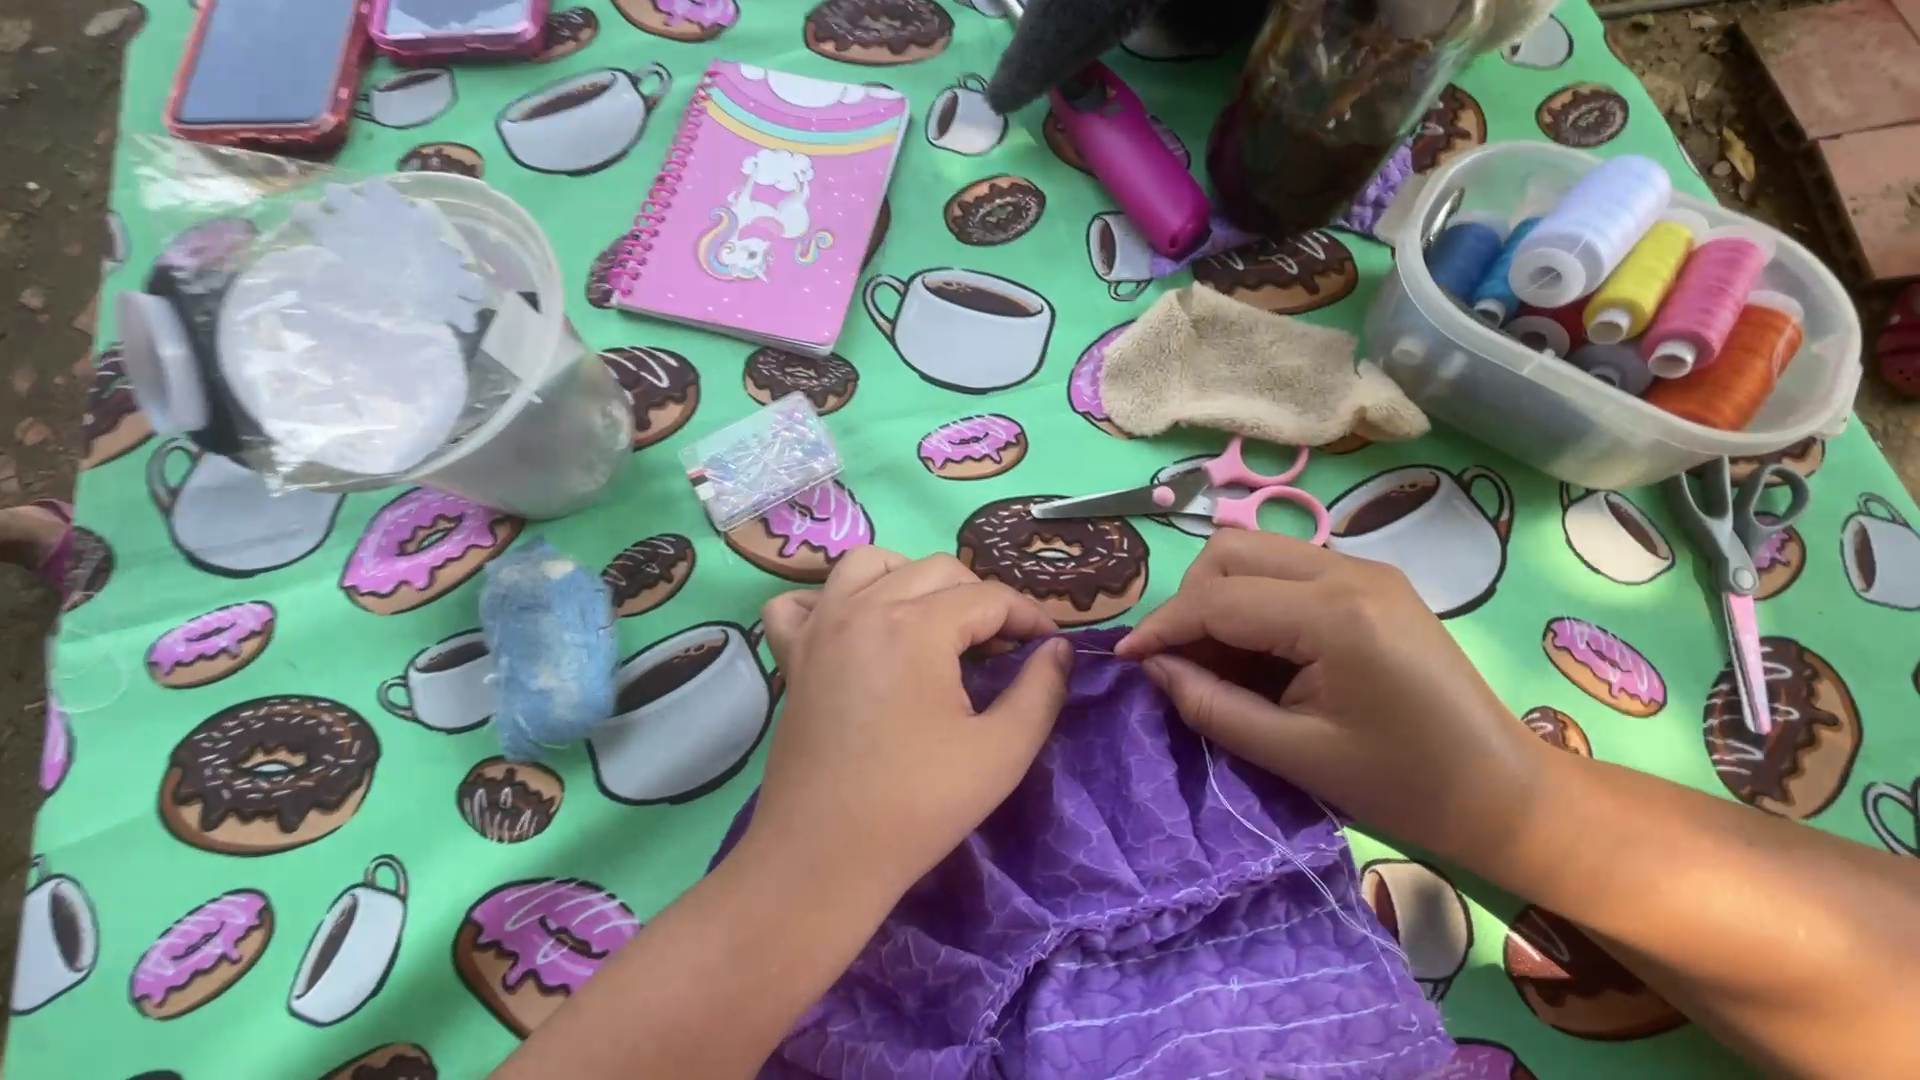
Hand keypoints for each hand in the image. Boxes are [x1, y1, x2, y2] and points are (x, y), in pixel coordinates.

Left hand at [746, 547, 1074, 895]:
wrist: (824, 856)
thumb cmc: (918, 805)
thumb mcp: (1001, 752)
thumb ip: (1040, 691)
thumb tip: (1058, 649)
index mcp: (917, 627)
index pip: (988, 596)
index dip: (1028, 614)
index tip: (1048, 643)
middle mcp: (863, 609)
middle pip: (935, 569)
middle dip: (978, 596)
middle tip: (1000, 644)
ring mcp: (819, 629)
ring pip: (867, 564)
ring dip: (910, 577)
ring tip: (933, 621)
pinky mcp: (792, 657)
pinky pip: (800, 603)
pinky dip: (827, 601)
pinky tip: (853, 630)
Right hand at [1115, 531, 1542, 862]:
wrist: (1502, 790)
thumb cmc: (1401, 785)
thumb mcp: (1293, 756)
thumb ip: (1211, 705)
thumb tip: (1152, 666)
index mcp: (1336, 615)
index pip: (1218, 597)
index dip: (1162, 626)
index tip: (1124, 659)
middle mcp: (1349, 571)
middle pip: (1230, 550)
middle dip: (1189, 601)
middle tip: (1180, 661)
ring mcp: (1364, 569)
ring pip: (1254, 551)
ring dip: (1219, 597)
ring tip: (1217, 661)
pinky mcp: (1370, 581)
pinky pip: (1284, 569)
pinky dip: (1252, 600)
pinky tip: (1258, 652)